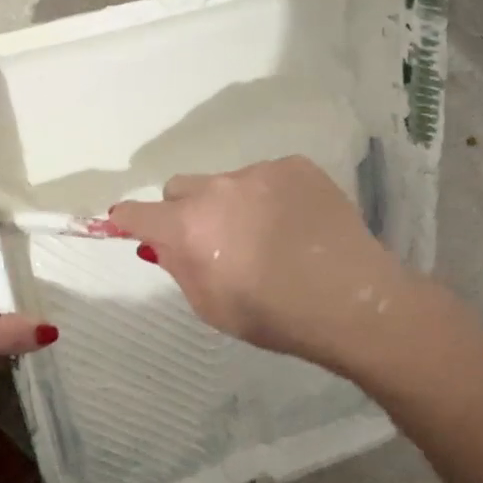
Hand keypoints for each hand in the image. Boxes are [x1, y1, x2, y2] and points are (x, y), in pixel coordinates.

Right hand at [109, 156, 409, 364]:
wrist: (354, 302)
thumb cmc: (274, 317)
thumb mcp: (210, 306)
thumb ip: (178, 267)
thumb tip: (159, 243)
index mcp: (187, 227)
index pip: (135, 212)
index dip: (128, 222)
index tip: (131, 229)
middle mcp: (216, 189)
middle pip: (179, 188)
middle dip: (183, 211)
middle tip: (211, 241)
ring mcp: (258, 172)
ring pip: (225, 183)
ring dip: (230, 204)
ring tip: (266, 237)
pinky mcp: (295, 166)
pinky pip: (265, 177)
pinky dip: (268, 197)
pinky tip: (293, 225)